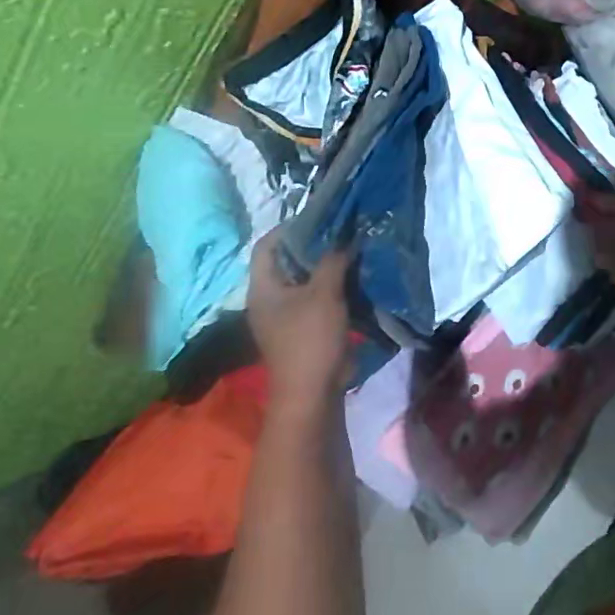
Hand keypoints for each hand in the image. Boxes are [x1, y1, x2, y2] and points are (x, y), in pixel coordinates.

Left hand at [246, 228, 351, 406]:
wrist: (312, 395)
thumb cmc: (310, 339)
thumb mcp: (324, 293)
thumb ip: (333, 260)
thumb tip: (344, 237)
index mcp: (262, 288)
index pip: (266, 245)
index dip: (289, 228)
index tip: (319, 219)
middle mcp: (268, 300)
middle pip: (286, 262)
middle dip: (312, 246)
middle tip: (340, 233)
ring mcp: (284, 318)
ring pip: (303, 282)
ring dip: (324, 268)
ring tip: (349, 252)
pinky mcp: (302, 331)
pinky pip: (314, 300)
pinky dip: (330, 288)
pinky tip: (352, 281)